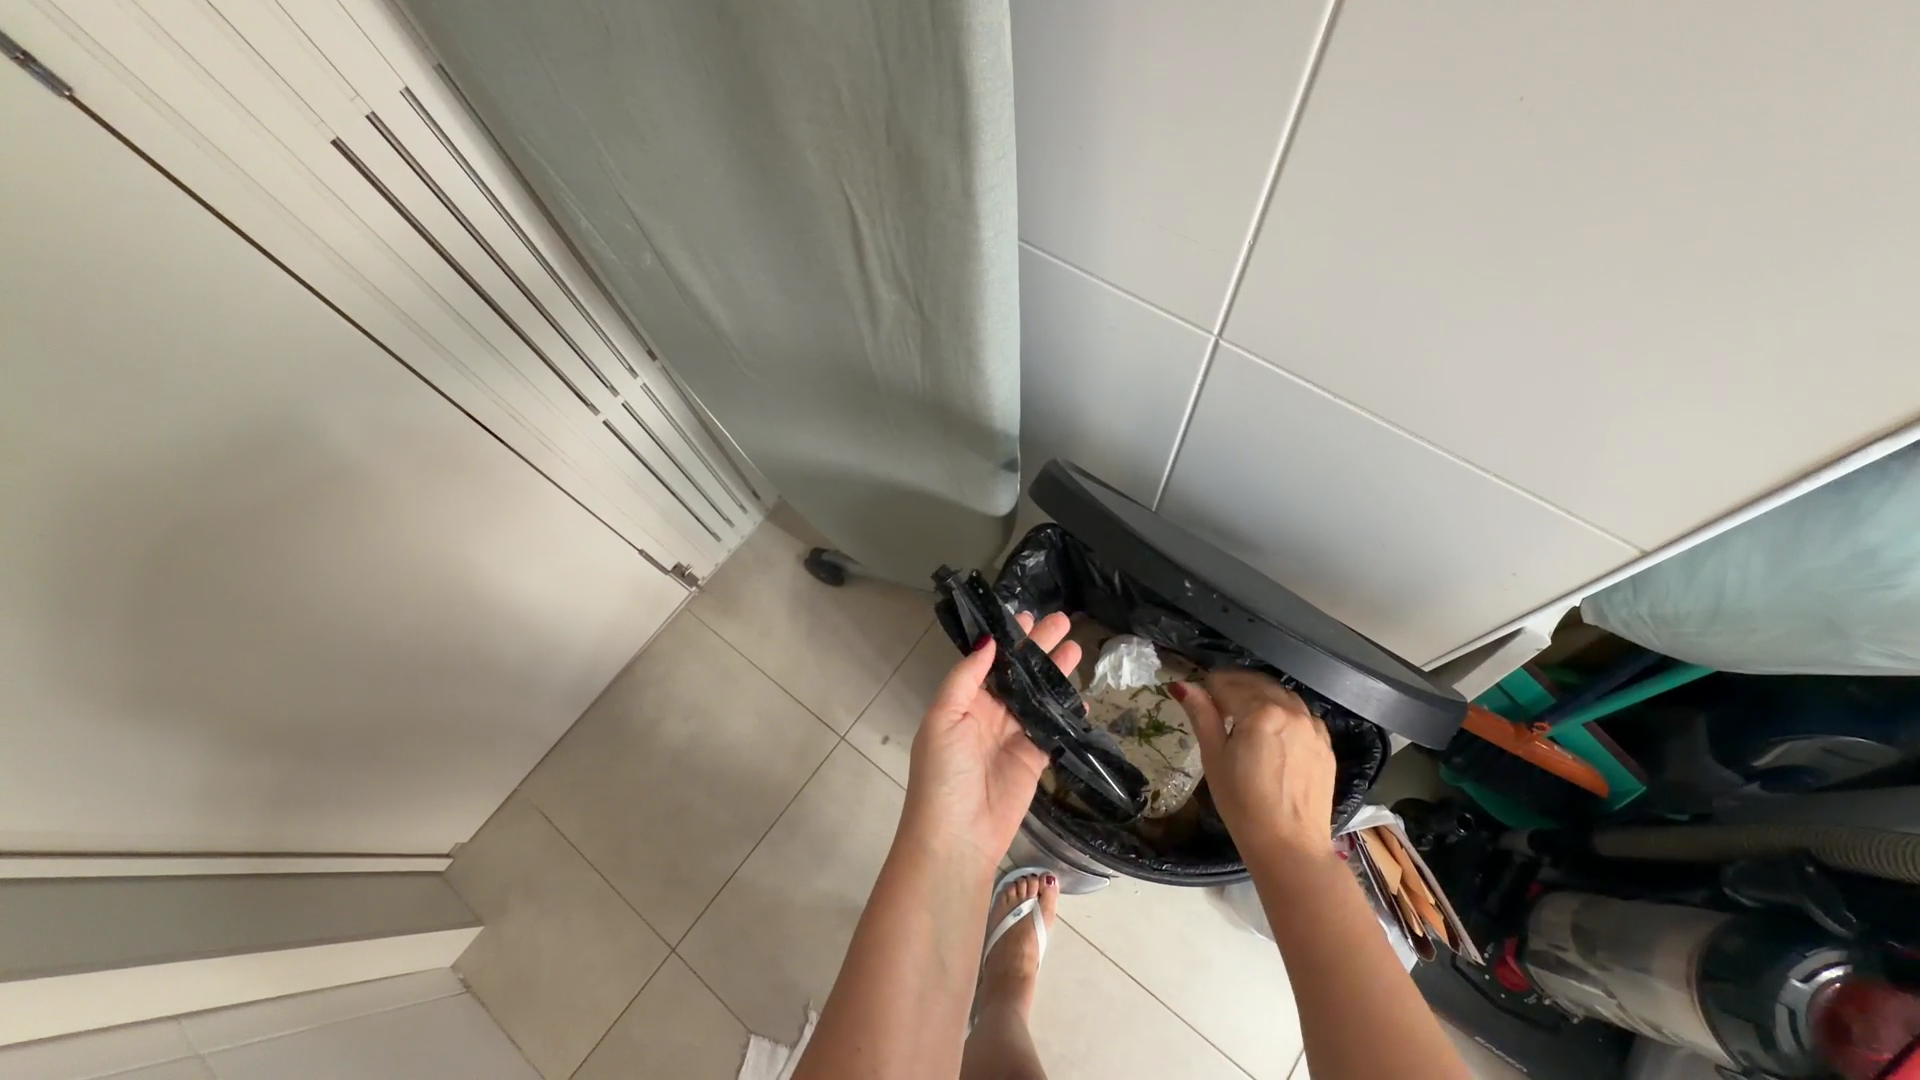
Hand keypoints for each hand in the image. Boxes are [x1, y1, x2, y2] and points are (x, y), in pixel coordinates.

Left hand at [905, 611, 1080, 866]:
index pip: (990, 662)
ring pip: (1038, 698)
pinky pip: (1052, 730)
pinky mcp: (1034, 760)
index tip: (1027, 615)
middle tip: (1062, 621)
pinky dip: (1067, 713)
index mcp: (963, 703)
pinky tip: (1081, 695)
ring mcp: (1012, 738)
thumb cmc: (942, 773)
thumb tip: (988, 642)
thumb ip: (966, 679)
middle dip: (1039, 648)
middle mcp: (988, 716)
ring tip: (1077, 647)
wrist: (957, 836)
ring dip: (1056, 674)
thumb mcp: (943, 718)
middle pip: (1019, 675)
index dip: (1009, 640)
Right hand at [1173, 669, 1335, 862]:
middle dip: (1235, 687)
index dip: (1209, 688)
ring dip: (1260, 696)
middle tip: (1217, 703)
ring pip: (1282, 695)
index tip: (1200, 700)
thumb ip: (1202, 715)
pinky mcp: (1325, 745)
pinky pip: (1302, 716)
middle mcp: (1291, 711)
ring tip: (1244, 717)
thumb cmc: (1242, 803)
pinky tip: (1273, 733)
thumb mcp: (1213, 757)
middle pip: (1257, 683)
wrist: (1288, 844)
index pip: (1228, 684)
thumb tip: (1183, 685)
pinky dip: (1284, 713)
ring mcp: (1313, 727)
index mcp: (1260, 712)